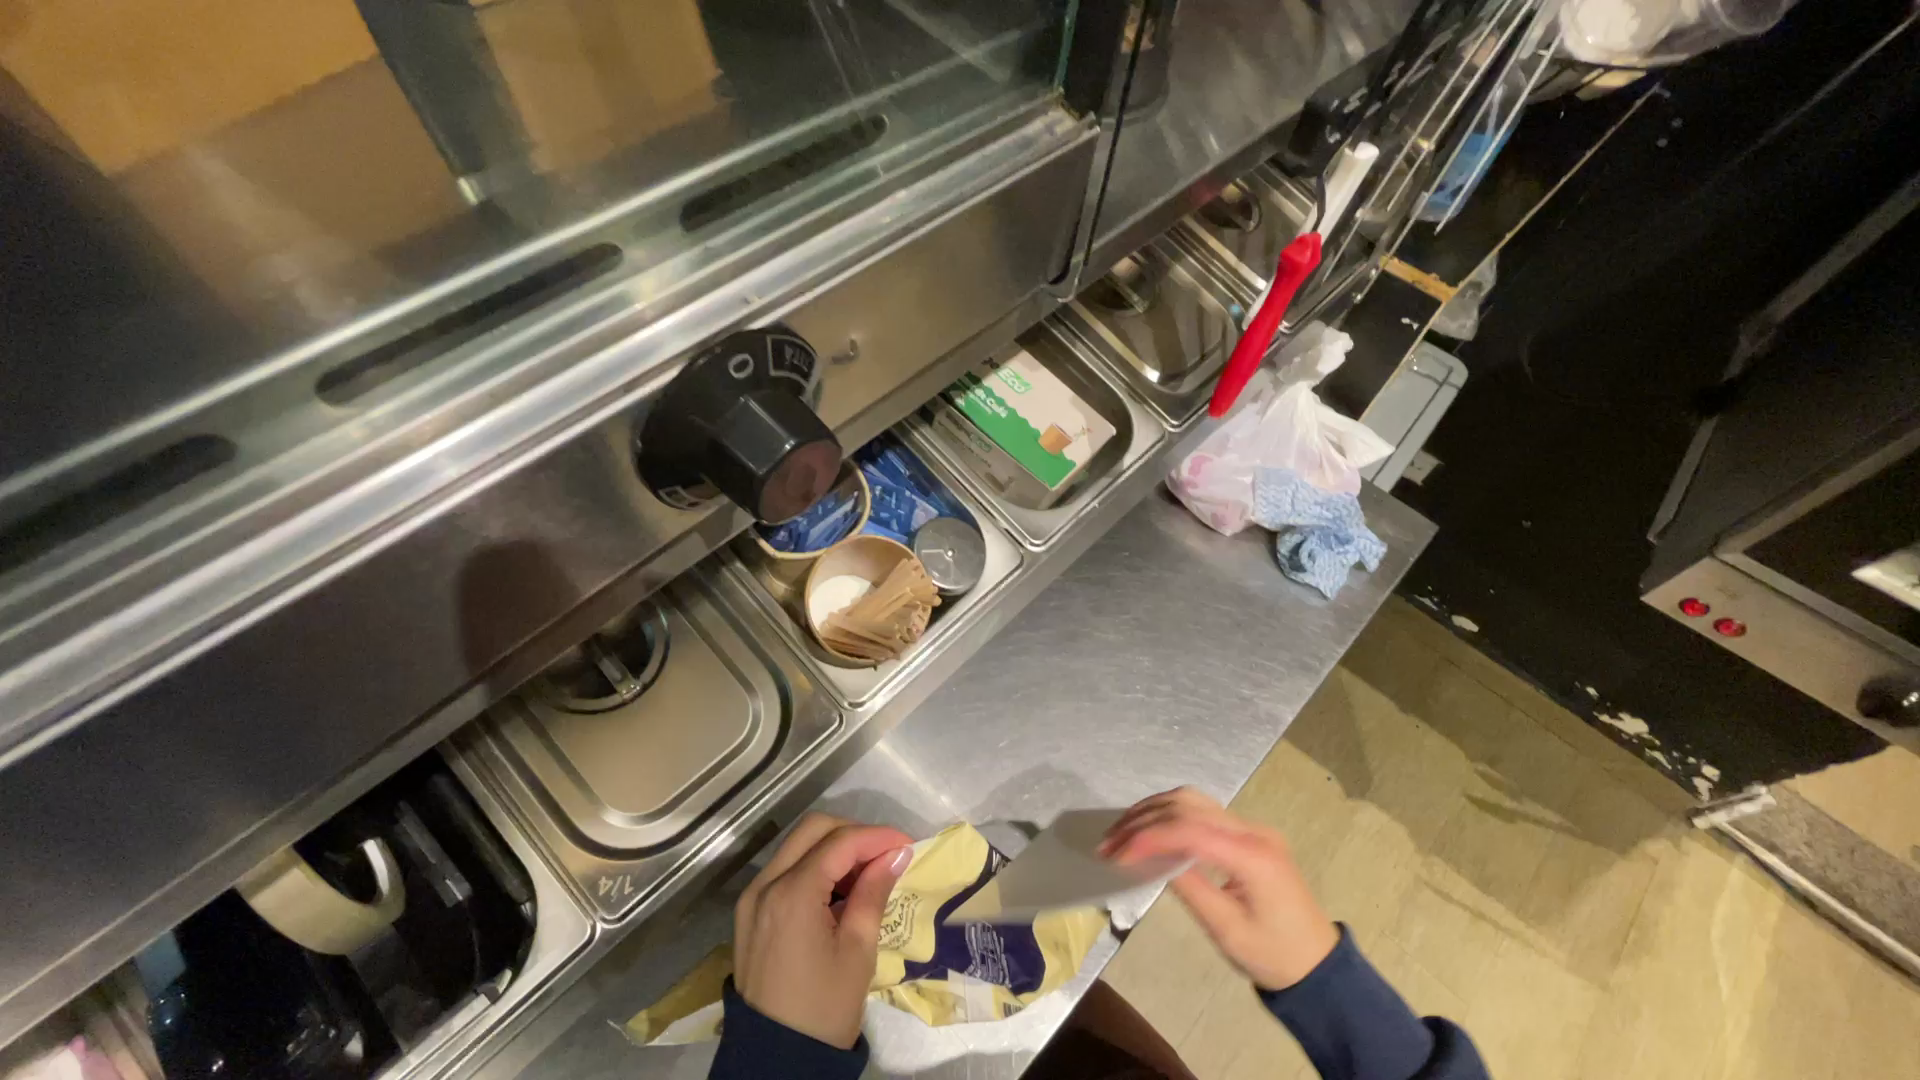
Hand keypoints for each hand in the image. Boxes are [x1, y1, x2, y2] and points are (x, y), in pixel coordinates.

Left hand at [733, 813, 913, 1047]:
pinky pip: (785, 870)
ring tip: (869, 872)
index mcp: (792, 894)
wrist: (776, 1062)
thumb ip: (874, 892)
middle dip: (854, 834)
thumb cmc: (824, 1009)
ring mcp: (752, 898)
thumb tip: (895, 855)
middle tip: (886, 854)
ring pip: (797, 846)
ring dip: (834, 848)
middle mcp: (765, 884)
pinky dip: (815, 867)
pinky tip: (841, 890)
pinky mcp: (750, 913)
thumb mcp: (858, 950)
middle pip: (813, 830)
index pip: (840, 842)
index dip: (877, 837)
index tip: (908, 845)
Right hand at [1101, 788, 1338, 991]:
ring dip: (1152, 811)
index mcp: (1253, 856)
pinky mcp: (1246, 833)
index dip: (1148, 837)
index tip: (1115, 856)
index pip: (1190, 830)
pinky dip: (1168, 814)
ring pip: (1192, 799)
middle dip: (1143, 819)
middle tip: (1109, 843)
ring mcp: (1251, 828)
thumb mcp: (1227, 931)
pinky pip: (1201, 810)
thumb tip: (1153, 860)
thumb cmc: (1273, 956)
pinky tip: (1147, 830)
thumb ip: (1190, 889)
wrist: (1318, 965)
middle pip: (1188, 804)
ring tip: (1121, 833)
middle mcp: (1253, 831)